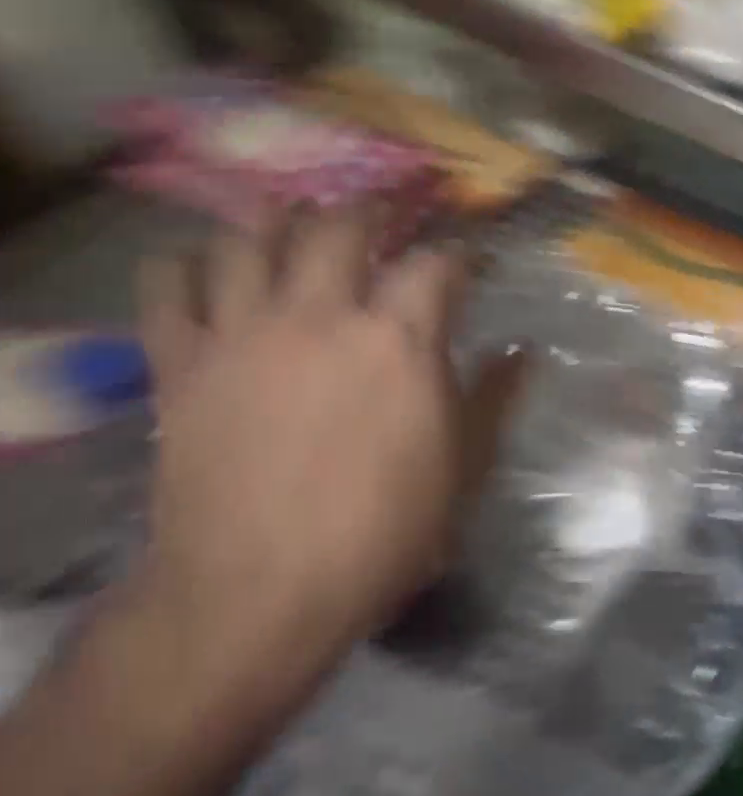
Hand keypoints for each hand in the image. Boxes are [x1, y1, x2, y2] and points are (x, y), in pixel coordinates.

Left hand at [135, 210, 521, 672]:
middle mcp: (321, 317)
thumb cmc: (387, 531)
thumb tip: (522, 354)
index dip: (463, 253)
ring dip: (281, 220)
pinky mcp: (179, 362)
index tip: (475, 259)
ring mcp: (242, 333)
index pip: (439, 266)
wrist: (263, 585)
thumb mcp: (466, 467)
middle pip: (341, 228)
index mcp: (402, 342)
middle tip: (391, 210)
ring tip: (299, 221)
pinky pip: (167, 285)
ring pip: (249, 238)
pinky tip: (210, 266)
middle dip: (374, 210)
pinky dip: (188, 262)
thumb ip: (494, 400)